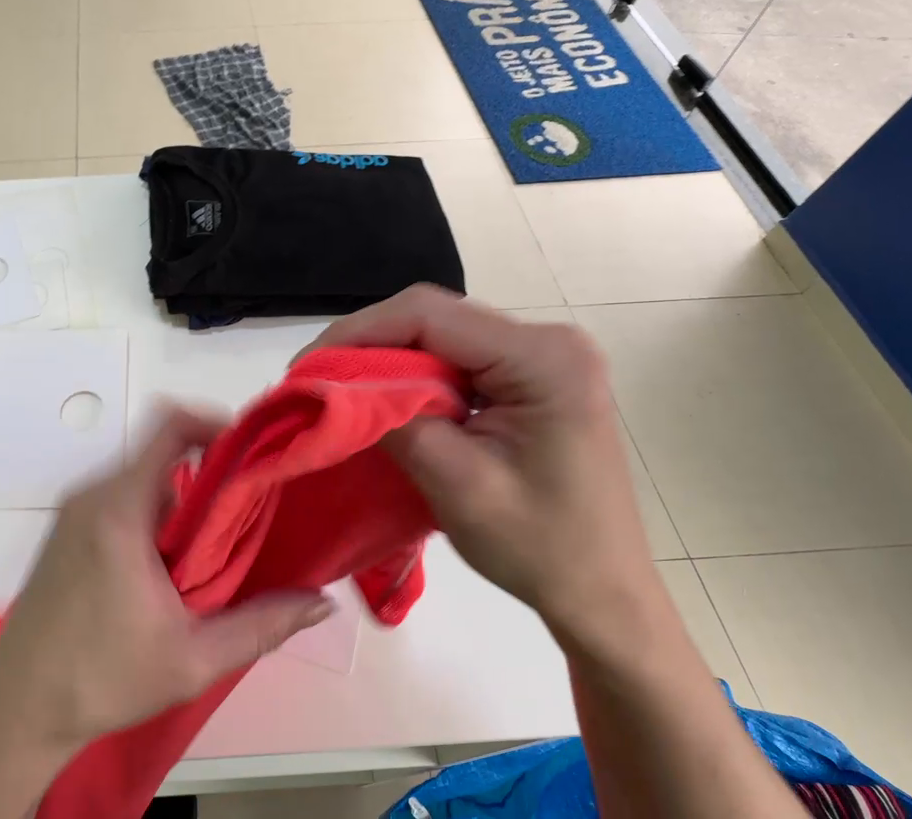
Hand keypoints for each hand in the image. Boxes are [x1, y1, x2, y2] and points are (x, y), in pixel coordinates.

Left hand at [0, 408, 334, 754]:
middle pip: (162, 454)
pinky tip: (173, 565)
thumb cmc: (102, 679)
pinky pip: (120, 497)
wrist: (19, 708)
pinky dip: (154, 512)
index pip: (168, 426)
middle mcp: (92, 495)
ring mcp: (73, 511)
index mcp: (119, 509)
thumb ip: (262, 625)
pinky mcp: (65, 531)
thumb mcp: (193, 658)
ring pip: (142, 478)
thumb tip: (320, 603)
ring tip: (217, 546)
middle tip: (249, 514)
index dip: (214, 423)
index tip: (252, 455)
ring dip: (182, 500)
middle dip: (209, 476)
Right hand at [304, 285, 659, 638]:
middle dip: (368, 346)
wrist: (604, 595)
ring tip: (340, 392)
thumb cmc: (540, 549)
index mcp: (544, 358)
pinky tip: (386, 401)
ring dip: (388, 361)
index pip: (429, 315)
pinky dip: (415, 377)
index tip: (307, 368)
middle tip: (316, 382)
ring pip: (441, 336)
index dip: (358, 333)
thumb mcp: (458, 485)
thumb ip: (394, 423)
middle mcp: (549, 340)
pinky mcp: (532, 376)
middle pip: (434, 319)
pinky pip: (457, 359)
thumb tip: (332, 388)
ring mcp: (543, 357)